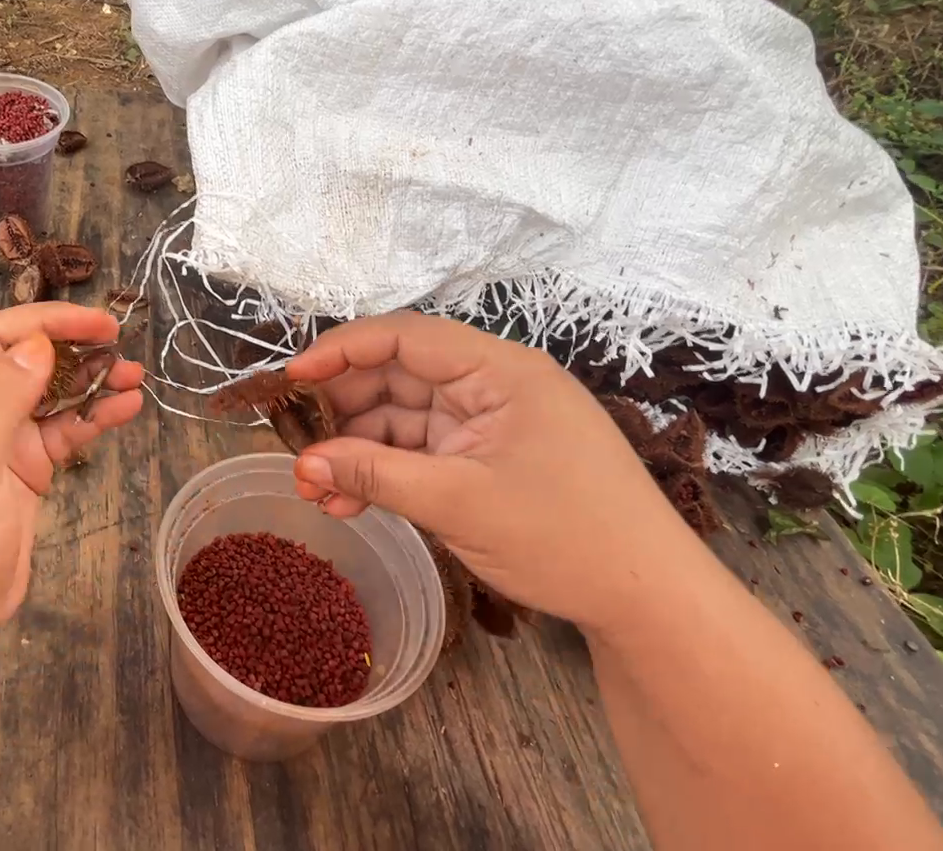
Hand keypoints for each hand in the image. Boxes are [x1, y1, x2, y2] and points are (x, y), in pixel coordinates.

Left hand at [0, 302, 144, 639]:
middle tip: (125, 352)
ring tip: (135, 379)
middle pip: (30, 359)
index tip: (100, 323)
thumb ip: (0, 397)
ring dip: (93, 383)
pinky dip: (94, 418)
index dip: (49, 321)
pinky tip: (126, 410)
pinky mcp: (27, 466)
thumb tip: (39, 343)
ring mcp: (1, 437)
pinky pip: (65, 430)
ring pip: (53, 393)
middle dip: (77, 350)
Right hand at [285, 312, 716, 634]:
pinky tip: (349, 502)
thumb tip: (303, 466)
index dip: (342, 350)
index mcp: (500, 371)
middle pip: (397, 377)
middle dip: (343, 412)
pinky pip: (418, 451)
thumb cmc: (566, 538)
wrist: (650, 605)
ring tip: (319, 490)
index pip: (406, 336)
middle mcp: (492, 385)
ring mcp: (487, 423)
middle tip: (299, 447)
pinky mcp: (484, 457)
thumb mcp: (457, 502)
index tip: (292, 378)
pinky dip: (383, 472)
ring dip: (357, 450)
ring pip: (401, 418)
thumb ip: (373, 475)